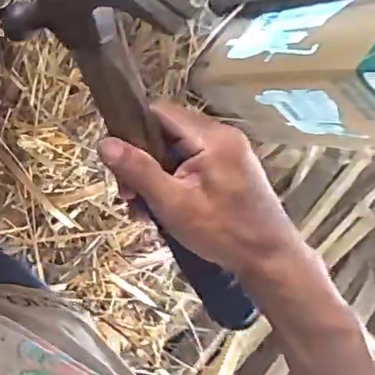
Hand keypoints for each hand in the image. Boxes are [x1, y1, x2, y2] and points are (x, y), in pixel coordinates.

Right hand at [97, 102, 310, 281]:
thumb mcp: (171, 201)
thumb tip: (103, 142)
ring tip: (141, 207)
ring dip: (148, 176)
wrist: (271, 263)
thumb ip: (137, 168)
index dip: (131, 130)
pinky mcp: (223, 170)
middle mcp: (220, 137)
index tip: (117, 161)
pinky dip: (165, 182)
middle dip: (137, 161)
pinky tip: (158, 208)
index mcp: (212, 138)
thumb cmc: (223, 231)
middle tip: (128, 194)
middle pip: (160, 132)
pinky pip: (182, 165)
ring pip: (168, 151)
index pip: (158, 112)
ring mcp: (224, 154)